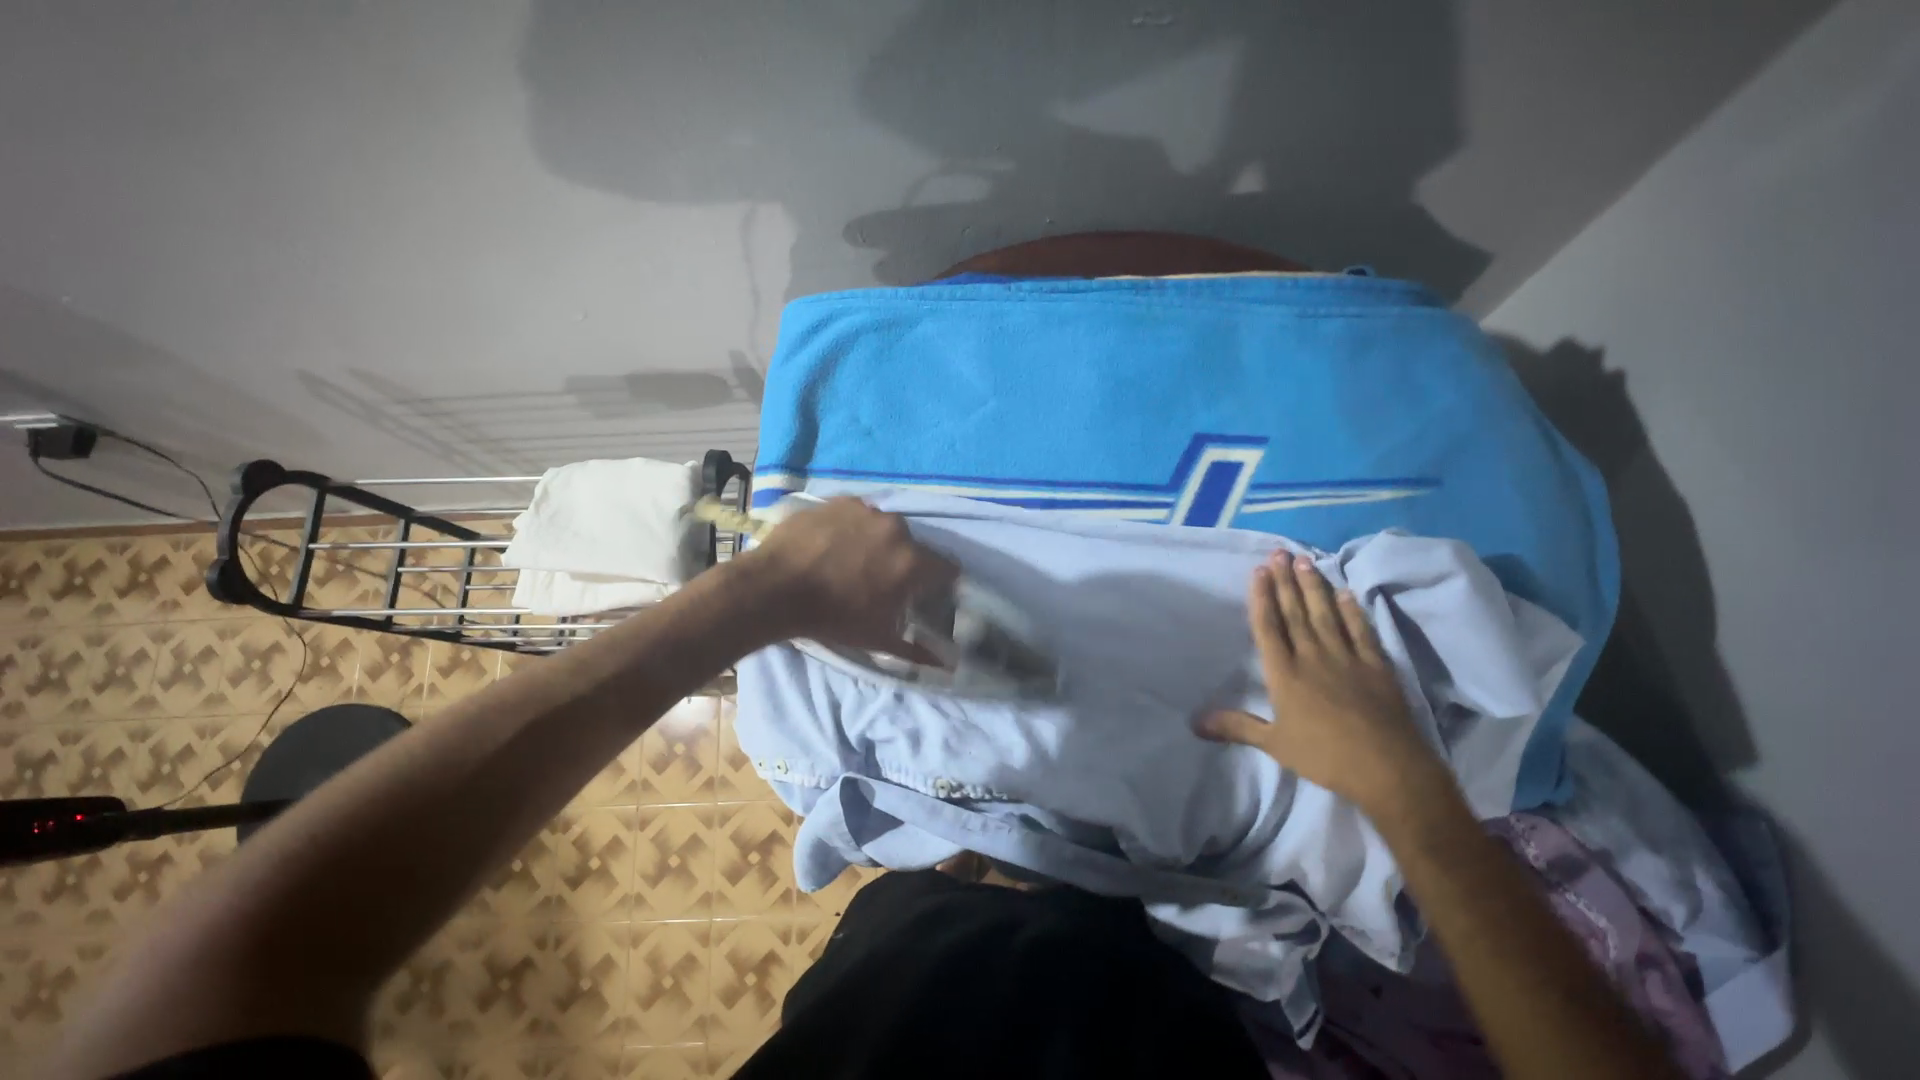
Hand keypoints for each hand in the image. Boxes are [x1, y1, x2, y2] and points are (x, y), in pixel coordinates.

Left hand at [734, 497, 958, 654]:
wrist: (775, 588)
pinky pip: (856, 515)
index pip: (947, 567)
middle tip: (880, 580)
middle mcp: (896, 528)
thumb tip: (947, 666)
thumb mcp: (877, 638)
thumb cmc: (832, 617)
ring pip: (883, 528)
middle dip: (902, 561)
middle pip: (913, 545)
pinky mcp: (838, 501)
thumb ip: (916, 651)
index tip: (924, 593)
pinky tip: (831, 546)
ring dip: (876, 542)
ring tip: (851, 561)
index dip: (939, 582)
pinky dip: (850, 528)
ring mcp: (866, 510)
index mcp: (913, 561)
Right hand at [1196, 551, 1449, 812]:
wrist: (1386, 767)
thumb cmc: (1323, 757)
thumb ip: (1237, 727)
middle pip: (1296, 613)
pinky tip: (1345, 592)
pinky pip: (1361, 630)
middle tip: (1279, 552)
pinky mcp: (1376, 665)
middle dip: (1285, 581)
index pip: (1269, 627)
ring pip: (1326, 614)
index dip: (1262, 598)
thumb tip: (1194, 722)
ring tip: (1304, 560)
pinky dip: (1352, 610)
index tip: (1259, 571)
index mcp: (1284, 675)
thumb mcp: (1274, 744)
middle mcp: (1312, 657)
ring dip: (1313, 586)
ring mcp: (1347, 658)